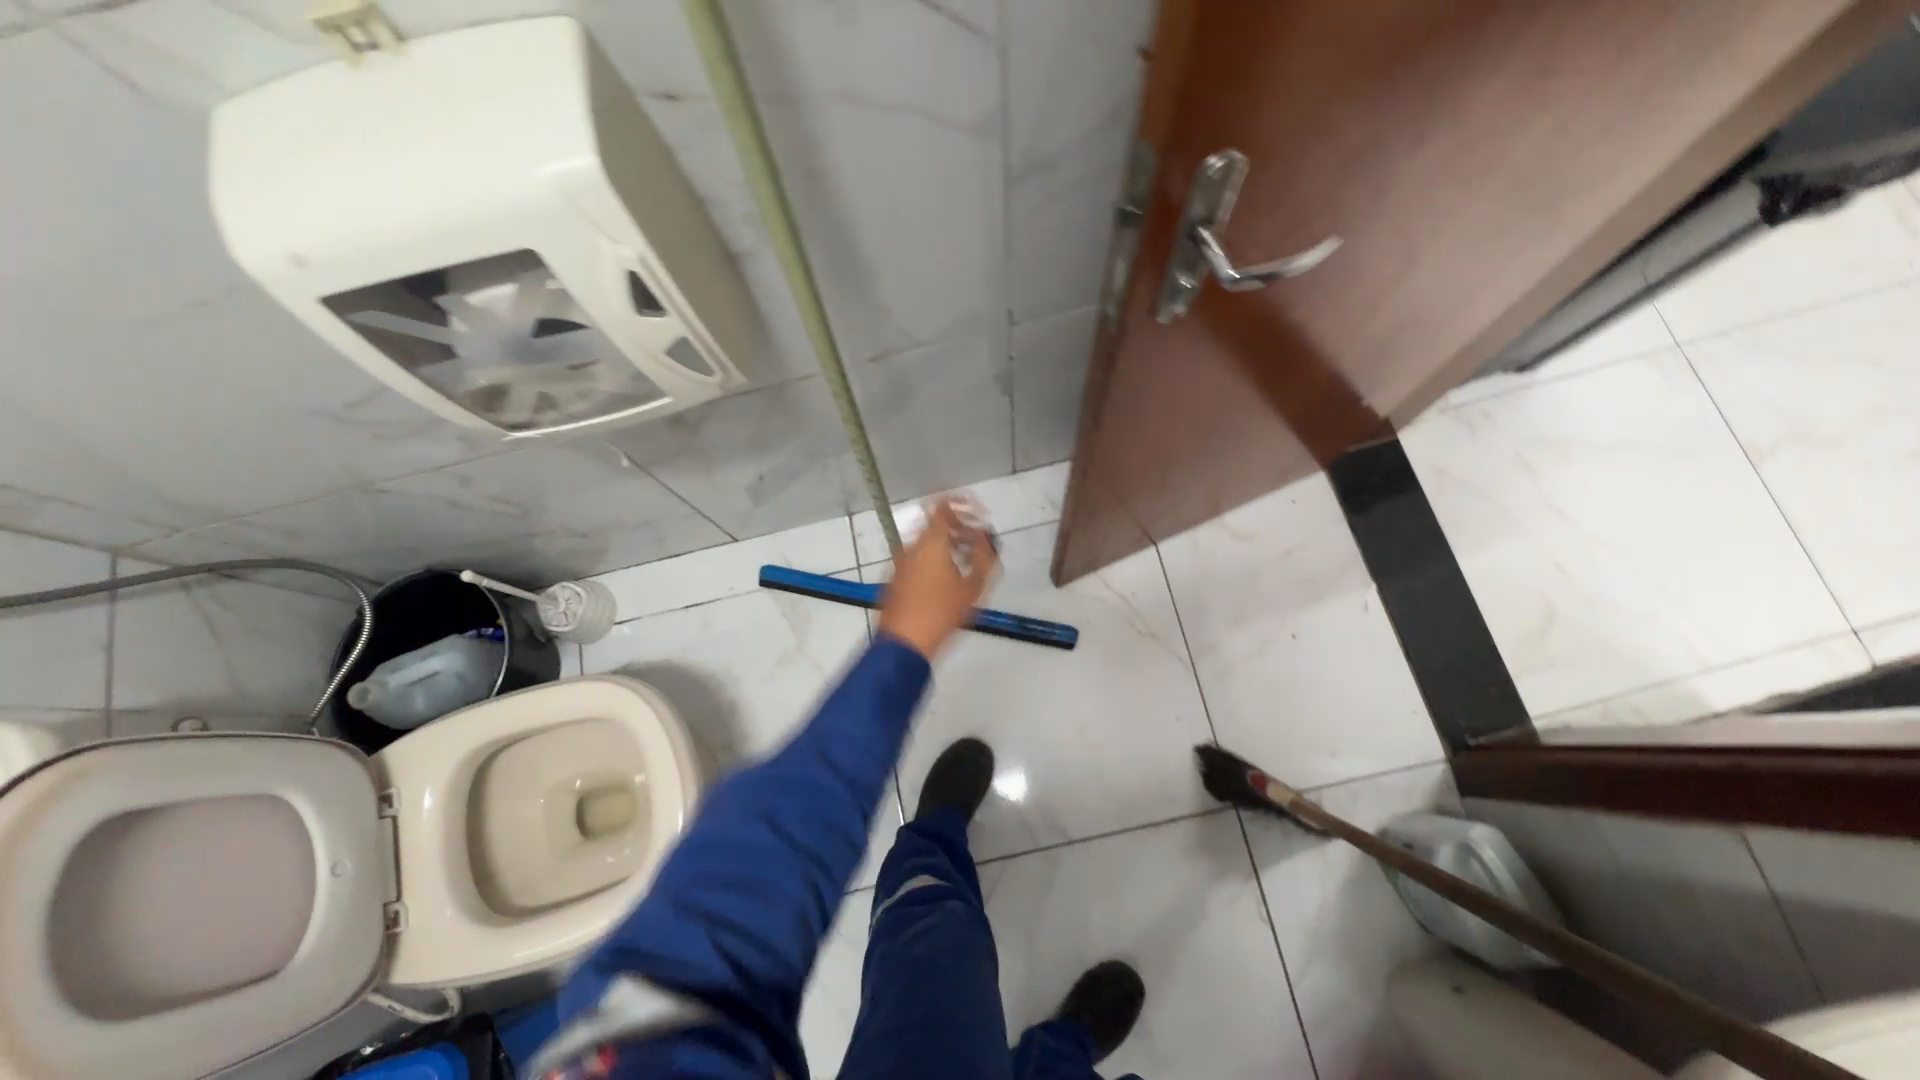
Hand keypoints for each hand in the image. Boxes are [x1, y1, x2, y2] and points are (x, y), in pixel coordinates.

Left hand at [877, 498, 998, 658]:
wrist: (904, 641)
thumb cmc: (942, 612)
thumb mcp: (973, 587)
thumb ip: (984, 558)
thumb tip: (985, 540)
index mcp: (931, 542)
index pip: (943, 506)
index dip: (963, 503)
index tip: (979, 514)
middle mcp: (912, 545)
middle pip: (936, 525)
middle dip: (959, 529)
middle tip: (978, 543)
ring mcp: (899, 561)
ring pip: (926, 543)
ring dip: (947, 546)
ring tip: (965, 563)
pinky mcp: (894, 577)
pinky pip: (917, 558)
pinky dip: (932, 559)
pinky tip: (945, 580)